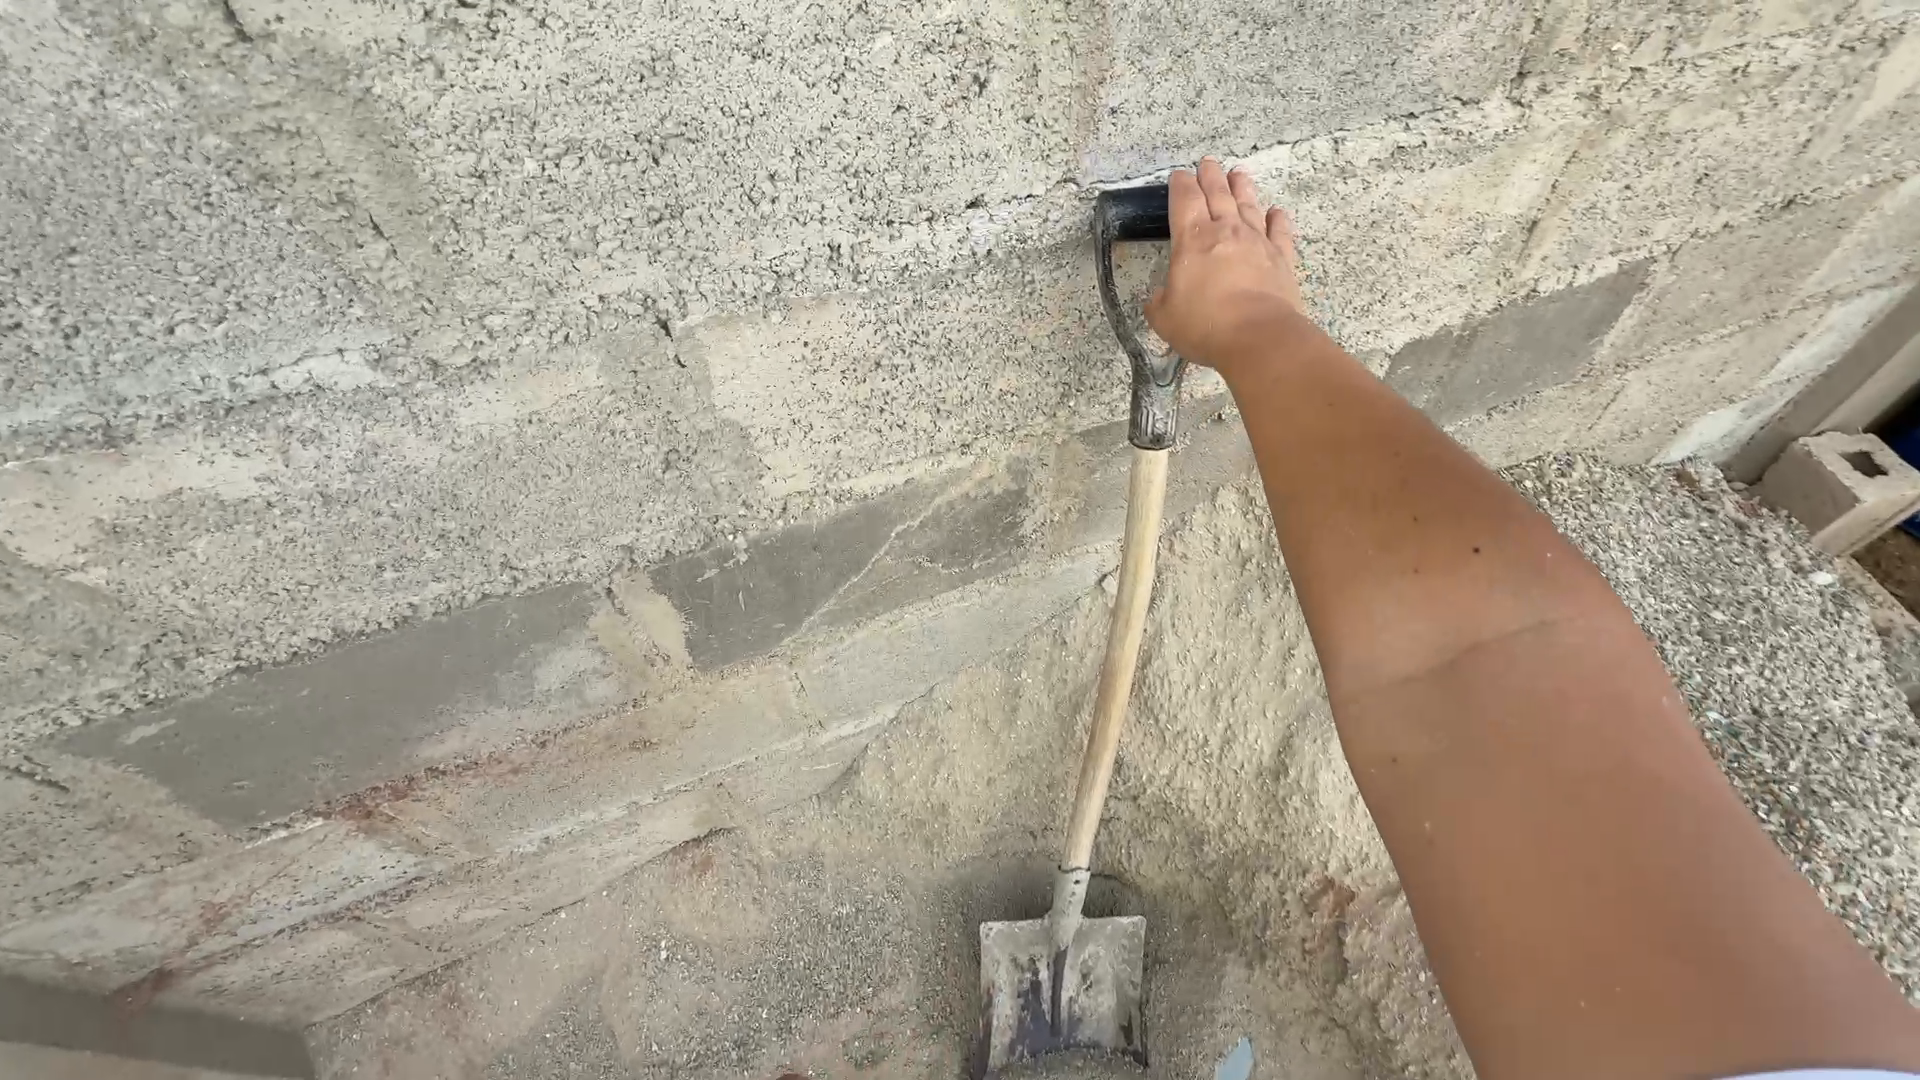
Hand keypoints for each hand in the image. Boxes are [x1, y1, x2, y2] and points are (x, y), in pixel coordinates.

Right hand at [1144, 157, 1304, 376]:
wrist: (1258, 336)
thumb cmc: (1205, 325)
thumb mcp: (1164, 318)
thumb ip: (1158, 302)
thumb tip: (1158, 296)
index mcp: (1192, 241)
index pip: (1184, 202)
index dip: (1180, 186)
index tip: (1179, 176)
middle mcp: (1226, 232)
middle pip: (1217, 194)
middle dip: (1209, 177)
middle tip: (1207, 163)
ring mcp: (1257, 242)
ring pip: (1248, 205)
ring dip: (1242, 188)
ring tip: (1238, 174)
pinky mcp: (1282, 258)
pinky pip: (1280, 231)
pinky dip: (1277, 219)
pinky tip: (1276, 212)